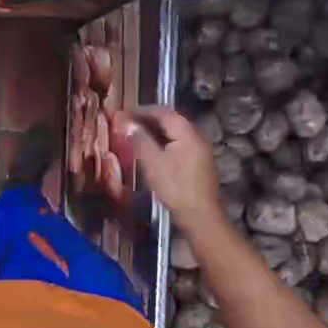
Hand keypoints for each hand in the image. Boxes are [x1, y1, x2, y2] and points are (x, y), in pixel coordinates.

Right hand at [116, 106, 222, 233]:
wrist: (200, 216)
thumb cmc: (175, 188)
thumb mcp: (153, 163)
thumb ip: (140, 140)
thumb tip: (127, 123)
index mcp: (188, 133)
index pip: (164, 112)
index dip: (144, 110)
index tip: (125, 113)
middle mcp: (198, 136)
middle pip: (172, 121)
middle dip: (150, 120)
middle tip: (129, 124)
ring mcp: (201, 149)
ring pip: (176, 133)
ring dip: (157, 132)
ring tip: (137, 136)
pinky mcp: (200, 162)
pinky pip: (180, 144)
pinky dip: (165, 142)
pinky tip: (153, 151)